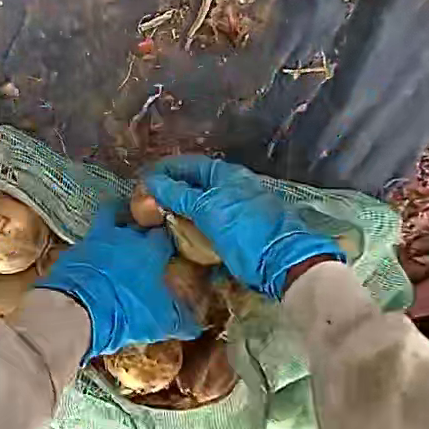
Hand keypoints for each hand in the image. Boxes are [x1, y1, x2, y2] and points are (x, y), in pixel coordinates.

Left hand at [38, 202, 202, 359]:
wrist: (74, 311)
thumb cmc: (125, 312)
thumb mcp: (159, 323)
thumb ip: (181, 321)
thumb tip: (197, 326)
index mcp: (151, 249)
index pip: (167, 233)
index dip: (169, 237)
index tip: (171, 244)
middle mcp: (125, 236)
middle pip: (138, 217)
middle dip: (143, 223)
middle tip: (146, 234)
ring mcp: (97, 239)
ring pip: (109, 217)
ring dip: (114, 224)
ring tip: (118, 237)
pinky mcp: (74, 249)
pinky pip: (87, 242)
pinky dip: (92, 248)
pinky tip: (94, 259)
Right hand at [141, 156, 344, 299]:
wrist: (285, 263)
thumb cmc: (246, 233)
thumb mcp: (209, 211)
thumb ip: (180, 195)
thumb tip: (152, 181)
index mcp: (228, 175)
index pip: (189, 165)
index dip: (166, 171)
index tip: (143, 181)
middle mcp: (235, 186)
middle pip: (197, 183)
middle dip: (173, 190)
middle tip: (147, 202)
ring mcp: (241, 208)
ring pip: (205, 202)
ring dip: (183, 208)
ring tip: (161, 217)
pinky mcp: (244, 229)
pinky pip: (213, 220)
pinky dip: (196, 223)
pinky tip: (186, 233)